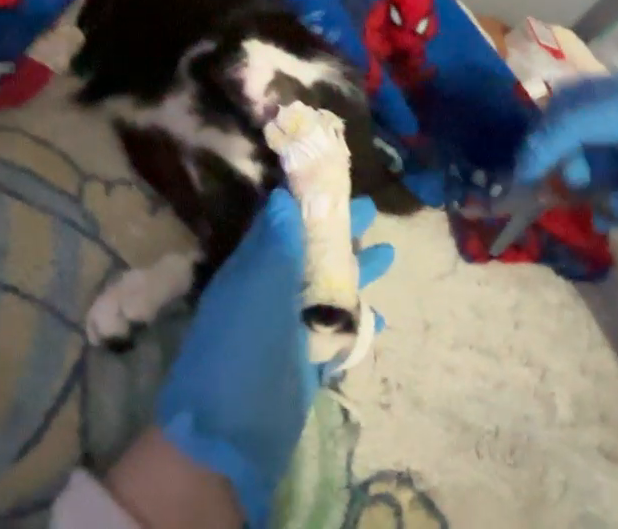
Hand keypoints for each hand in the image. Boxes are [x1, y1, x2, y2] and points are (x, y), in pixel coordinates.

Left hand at [154, 193, 393, 525]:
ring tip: (390, 254)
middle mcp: (268, 293)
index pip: (282, 224)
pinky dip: (356, 323)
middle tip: (373, 210)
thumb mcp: (256, 288)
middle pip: (309, 254)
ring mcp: (287, 330)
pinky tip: (381, 315)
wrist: (228, 436)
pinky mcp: (304, 364)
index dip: (307, 202)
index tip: (336, 180)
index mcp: (251, 269)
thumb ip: (275, 245)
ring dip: (355, 273)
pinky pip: (334, 335)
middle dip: (338, 233)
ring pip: (325, 291)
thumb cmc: (242, 350)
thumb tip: (283, 194)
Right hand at [515, 74, 617, 270]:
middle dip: (560, 142)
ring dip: (589, 146)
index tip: (521, 178)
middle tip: (562, 185)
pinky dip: (617, 145)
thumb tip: (601, 205)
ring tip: (595, 188)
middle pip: (583, 102)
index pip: (579, 116)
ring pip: (606, 109)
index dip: (543, 147)